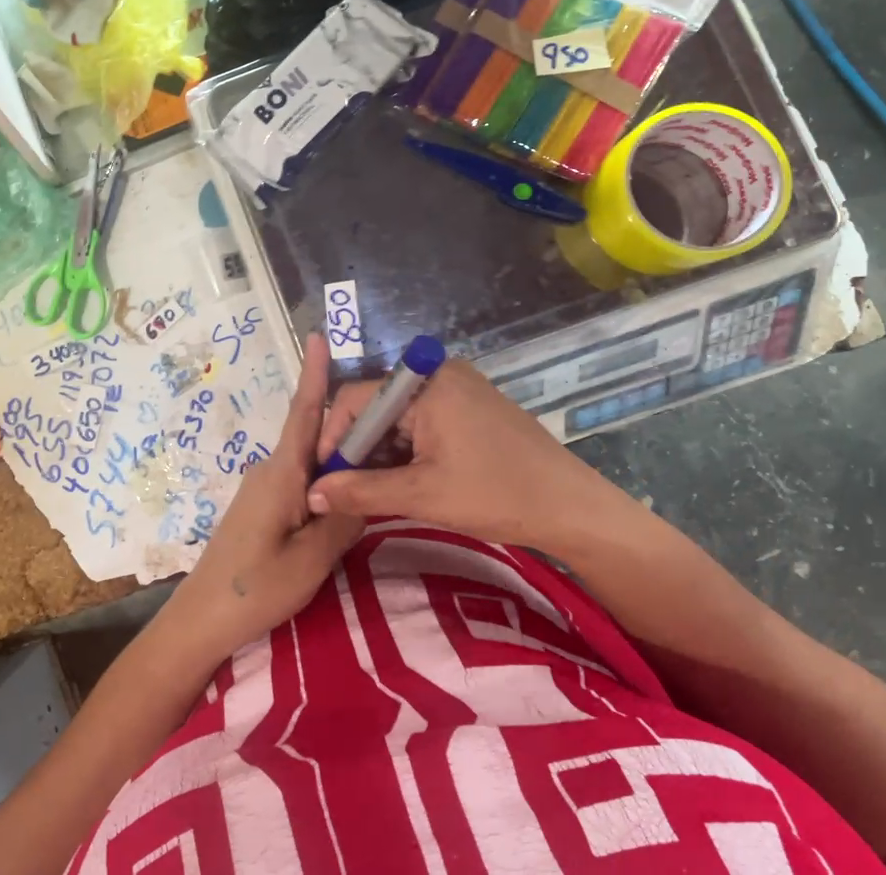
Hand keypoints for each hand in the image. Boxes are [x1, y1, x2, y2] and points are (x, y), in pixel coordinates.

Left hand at [161, 333, 364, 668]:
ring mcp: (264, 491)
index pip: (303, 415)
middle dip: (351, 428)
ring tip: (383, 463)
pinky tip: (348, 497)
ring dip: (341, 460)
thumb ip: (342, 518)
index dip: (314, 376)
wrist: (203, 618)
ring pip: (311, 464)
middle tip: (396, 428)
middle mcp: (270, 473)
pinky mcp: (264, 510)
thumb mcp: (311, 558)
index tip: (319, 336)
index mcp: (281, 475)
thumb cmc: (256, 588)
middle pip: (315, 439)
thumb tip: (364, 487)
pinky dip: (327, 482)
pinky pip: (302, 484)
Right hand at [306, 358, 622, 550]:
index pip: (355, 398)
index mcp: (428, 383)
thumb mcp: (421, 496)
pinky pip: (422, 423)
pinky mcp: (471, 410)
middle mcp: (440, 375)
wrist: (573, 510)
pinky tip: (403, 483)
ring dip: (381, 454)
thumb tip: (312, 495)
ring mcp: (459, 391)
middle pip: (376, 407)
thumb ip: (360, 491)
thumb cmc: (496, 494)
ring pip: (398, 419)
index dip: (333, 438)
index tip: (324, 478)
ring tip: (372, 492)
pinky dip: (406, 452)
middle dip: (357, 449)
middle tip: (345, 490)